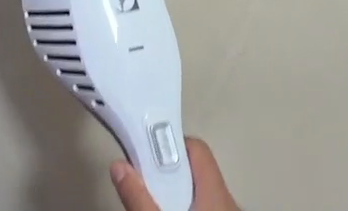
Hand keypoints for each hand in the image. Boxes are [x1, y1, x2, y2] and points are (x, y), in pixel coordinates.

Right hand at [111, 139, 241, 210]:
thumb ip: (139, 197)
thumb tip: (118, 164)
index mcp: (218, 192)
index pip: (195, 147)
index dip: (167, 142)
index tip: (143, 147)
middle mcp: (229, 201)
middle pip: (194, 168)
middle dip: (167, 170)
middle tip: (144, 179)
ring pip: (198, 189)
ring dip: (175, 190)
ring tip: (153, 199)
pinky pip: (204, 205)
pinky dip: (185, 204)